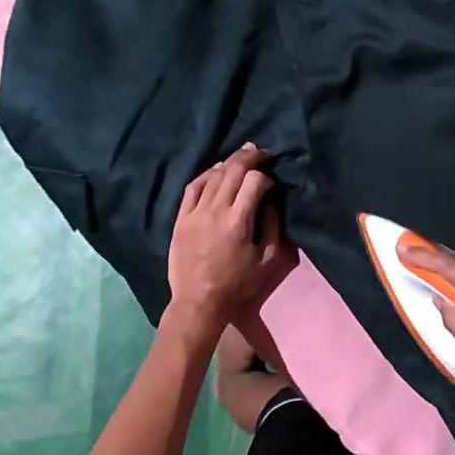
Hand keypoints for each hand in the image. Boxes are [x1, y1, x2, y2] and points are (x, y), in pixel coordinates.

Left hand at [166, 144, 297, 334]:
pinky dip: (206, 174)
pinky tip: (216, 170)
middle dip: (250, 158)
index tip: (273, 183)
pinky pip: (193, 187)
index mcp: (238, 221)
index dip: (267, 177)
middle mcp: (215, 210)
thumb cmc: (237, 285)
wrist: (198, 301)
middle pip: (233, 171)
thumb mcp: (267, 261)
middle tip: (261, 152)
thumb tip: (272, 202)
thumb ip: (272, 227)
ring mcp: (195, 212)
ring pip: (213, 176)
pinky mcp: (181, 218)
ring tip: (242, 155)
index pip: (254, 182)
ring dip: (229, 162)